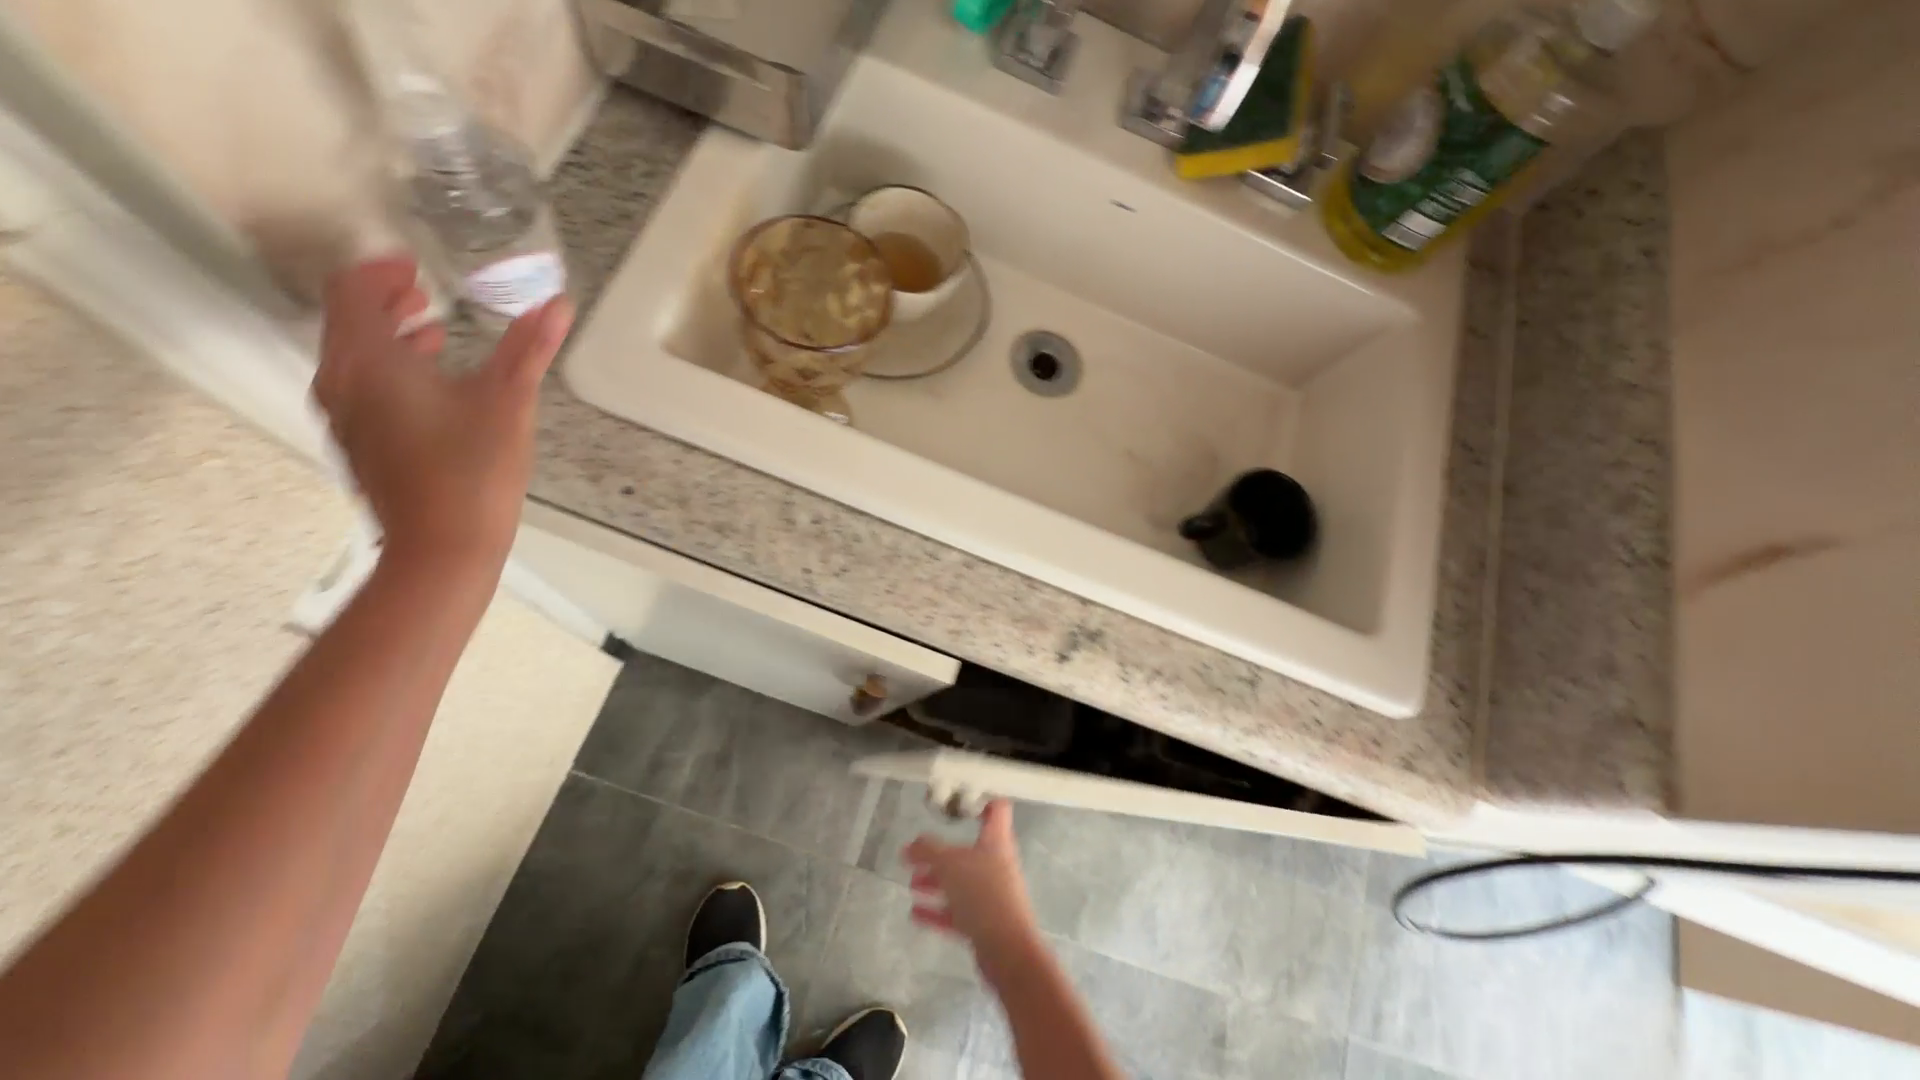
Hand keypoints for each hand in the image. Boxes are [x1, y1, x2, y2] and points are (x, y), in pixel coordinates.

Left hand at [312, 257, 573, 569]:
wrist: (443, 548)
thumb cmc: (472, 471)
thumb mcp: (508, 401)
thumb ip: (528, 347)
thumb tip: (557, 303)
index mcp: (371, 362)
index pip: (352, 291)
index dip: (380, 271)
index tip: (415, 267)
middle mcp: (342, 384)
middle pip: (346, 323)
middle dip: (383, 301)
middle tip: (423, 293)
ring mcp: (344, 420)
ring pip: (351, 359)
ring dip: (387, 338)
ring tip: (433, 336)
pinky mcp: (358, 448)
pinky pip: (359, 390)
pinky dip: (386, 372)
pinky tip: (431, 389)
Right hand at [905, 800, 1042, 964]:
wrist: (1007, 949)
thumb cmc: (982, 895)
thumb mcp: (949, 864)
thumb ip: (928, 850)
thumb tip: (913, 844)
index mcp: (995, 842)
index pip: (996, 811)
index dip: (980, 802)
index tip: (956, 805)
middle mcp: (996, 865)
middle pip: (968, 851)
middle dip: (939, 854)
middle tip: (914, 856)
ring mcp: (991, 895)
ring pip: (960, 883)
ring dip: (935, 882)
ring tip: (912, 884)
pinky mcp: (984, 923)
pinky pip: (957, 911)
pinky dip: (936, 910)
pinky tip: (915, 912)